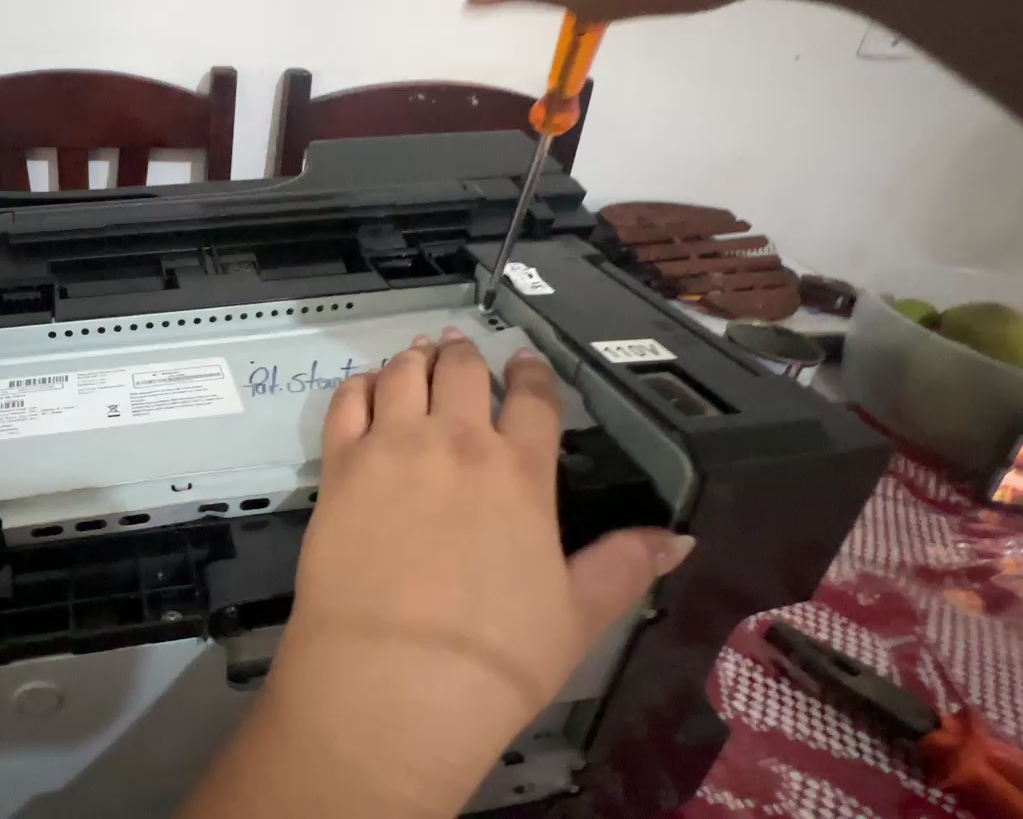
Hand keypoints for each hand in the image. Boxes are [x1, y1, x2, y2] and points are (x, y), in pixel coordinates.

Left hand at [251, 329, 693, 815]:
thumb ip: (625, 566)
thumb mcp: (578, 615)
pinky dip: (360, 385)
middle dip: (465, 353)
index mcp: (519, 471)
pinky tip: (367, 386)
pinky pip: (347, 402)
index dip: (531, 372)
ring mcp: (392, 446)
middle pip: (462, 370)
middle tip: (460, 346)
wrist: (394, 675)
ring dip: (414, 357)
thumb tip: (682, 538)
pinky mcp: (340, 463)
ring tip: (417, 353)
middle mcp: (455, 442)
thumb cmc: (495, 656)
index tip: (525, 361)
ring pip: (404, 373)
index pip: (533, 399)